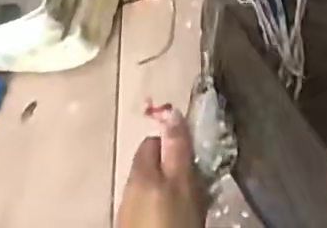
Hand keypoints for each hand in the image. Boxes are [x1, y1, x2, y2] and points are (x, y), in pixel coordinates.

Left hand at [116, 104, 202, 227]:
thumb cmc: (170, 223)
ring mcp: (129, 213)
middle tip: (197, 183)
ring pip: (153, 189)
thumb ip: (176, 147)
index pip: (153, 140)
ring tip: (192, 204)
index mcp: (139, 170)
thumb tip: (172, 110)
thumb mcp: (181, 182)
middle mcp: (129, 187)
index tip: (192, 156)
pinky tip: (180, 220)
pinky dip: (165, 210)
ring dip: (172, 191)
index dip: (174, 144)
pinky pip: (151, 210)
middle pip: (153, 165)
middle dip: (174, 169)